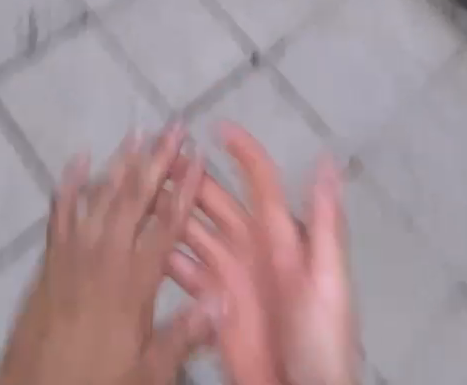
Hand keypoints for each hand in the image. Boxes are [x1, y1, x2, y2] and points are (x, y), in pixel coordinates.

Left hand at [0, 128, 216, 384]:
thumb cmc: (96, 381)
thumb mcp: (148, 370)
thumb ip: (185, 333)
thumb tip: (224, 298)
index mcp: (134, 280)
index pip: (167, 223)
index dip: (184, 186)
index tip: (197, 154)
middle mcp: (105, 255)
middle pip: (136, 197)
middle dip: (157, 159)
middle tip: (173, 126)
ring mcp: (74, 252)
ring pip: (101, 196)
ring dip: (120, 162)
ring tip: (137, 132)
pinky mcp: (51, 258)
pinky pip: (61, 212)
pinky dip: (70, 184)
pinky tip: (79, 160)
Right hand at [166, 125, 357, 384]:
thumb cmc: (321, 341)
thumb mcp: (328, 280)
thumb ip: (325, 222)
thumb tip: (327, 161)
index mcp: (281, 235)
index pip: (260, 181)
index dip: (241, 151)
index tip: (214, 126)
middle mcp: (252, 246)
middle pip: (215, 201)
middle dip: (187, 178)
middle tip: (154, 158)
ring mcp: (230, 275)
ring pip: (195, 231)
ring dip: (170, 212)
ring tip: (138, 195)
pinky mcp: (213, 304)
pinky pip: (186, 272)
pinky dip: (166, 257)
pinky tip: (143, 247)